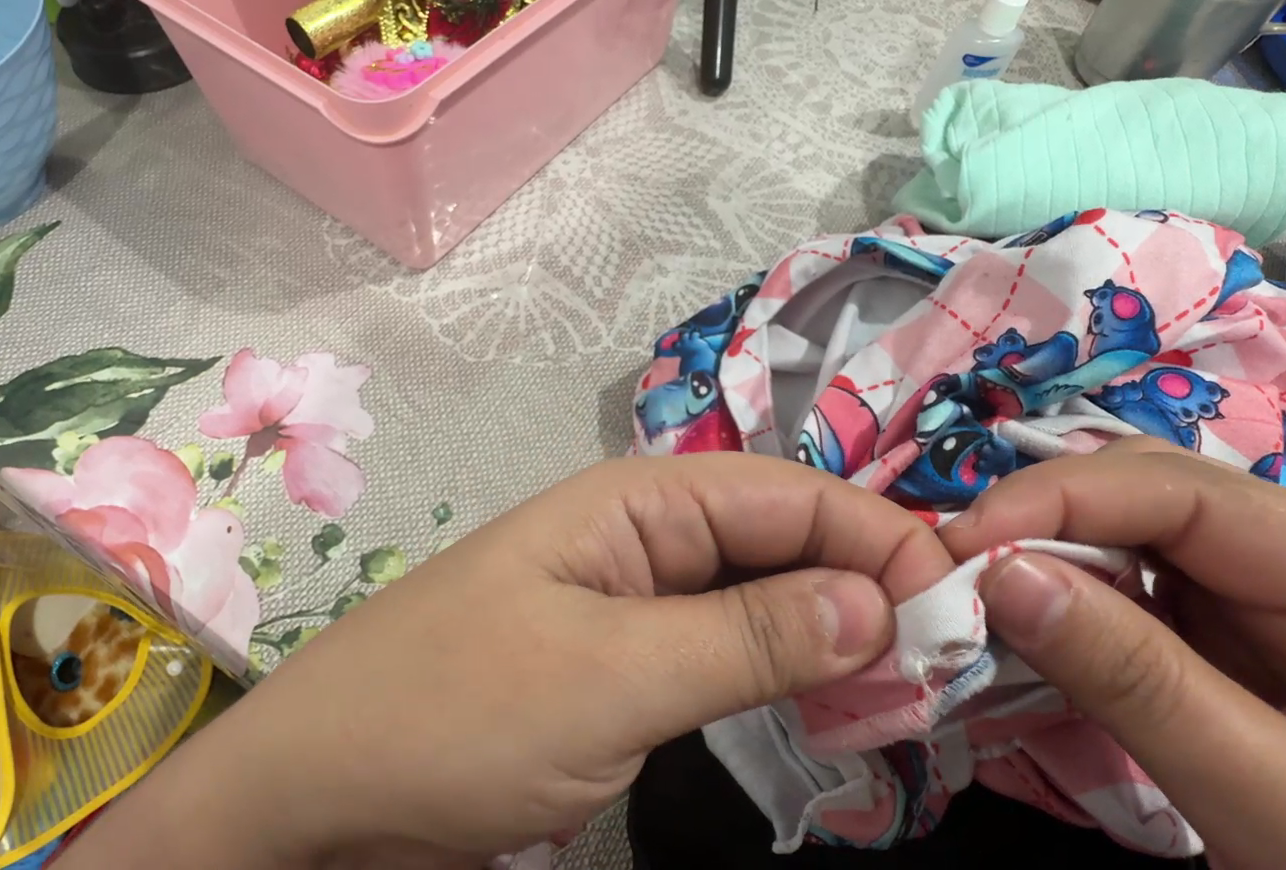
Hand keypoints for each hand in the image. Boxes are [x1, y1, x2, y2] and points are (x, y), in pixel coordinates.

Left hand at [52, 455, 956, 867]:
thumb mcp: (612, 676)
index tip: (962, 605)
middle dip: (865, 584)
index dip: (876, 537)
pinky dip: (783, 670)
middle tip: (953, 660)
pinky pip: (725, 648)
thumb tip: (881, 599)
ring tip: (913, 686)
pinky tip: (835, 701)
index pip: (786, 495)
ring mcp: (633, 598)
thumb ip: (750, 636)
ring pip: (760, 596)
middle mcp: (641, 533)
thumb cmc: (456, 712)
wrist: (322, 791)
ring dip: (832, 632)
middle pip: (779, 539)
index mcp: (636, 500)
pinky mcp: (624, 659)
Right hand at [940, 438, 1285, 869]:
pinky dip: (1061, 624)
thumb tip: (999, 576)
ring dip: (1042, 572)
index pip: (1200, 497)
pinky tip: (1020, 645)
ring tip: (972, 609)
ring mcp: (1277, 631)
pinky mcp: (1231, 673)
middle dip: (1046, 526)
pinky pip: (1127, 617)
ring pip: (1130, 556)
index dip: (1067, 496)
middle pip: (1159, 507)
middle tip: (955, 577)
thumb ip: (1147, 690)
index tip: (964, 542)